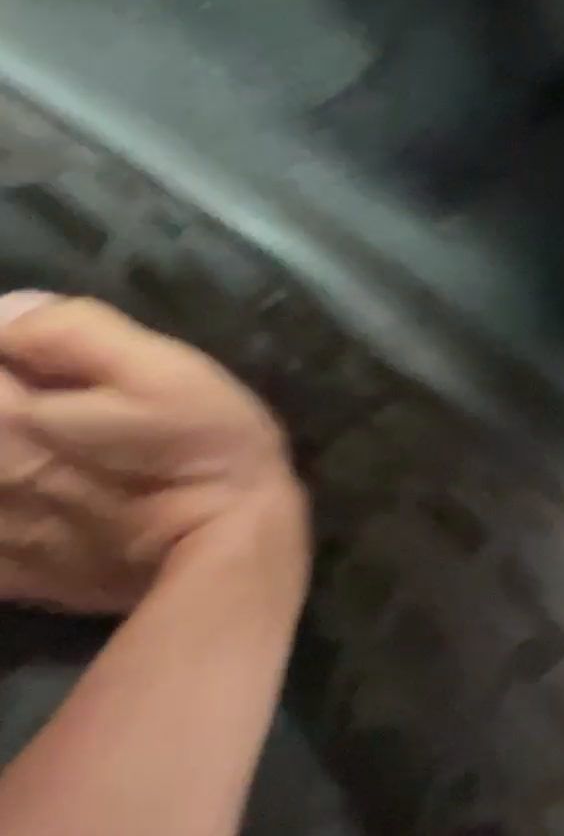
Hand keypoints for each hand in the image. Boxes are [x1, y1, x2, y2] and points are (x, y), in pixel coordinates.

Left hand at [0, 292, 307, 613]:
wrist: (228, 553)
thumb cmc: (208, 453)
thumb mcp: (174, 375)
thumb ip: (81, 333)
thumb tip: (11, 310)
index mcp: (7, 412)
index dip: (8, 351)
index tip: (40, 356)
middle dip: (11, 400)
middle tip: (61, 404)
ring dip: (12, 451)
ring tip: (66, 453)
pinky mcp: (5, 566)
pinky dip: (8, 512)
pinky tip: (43, 499)